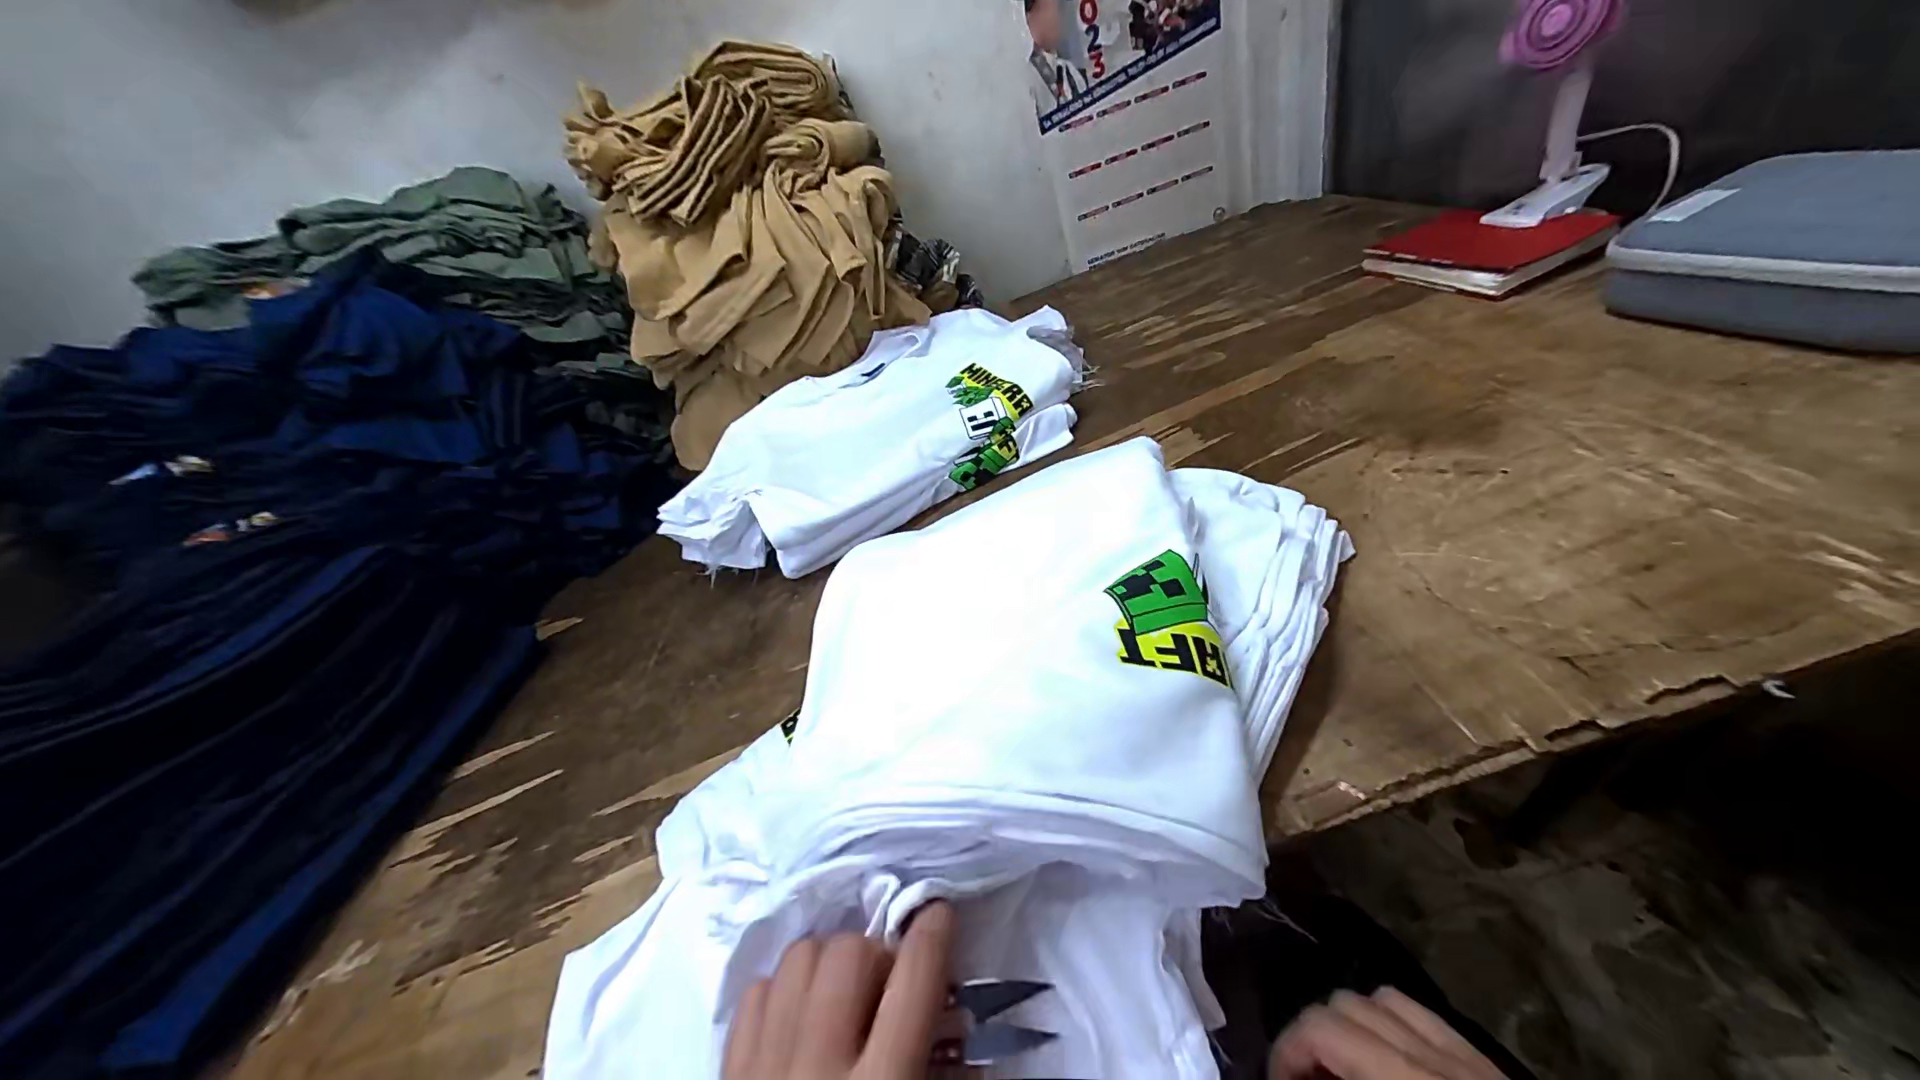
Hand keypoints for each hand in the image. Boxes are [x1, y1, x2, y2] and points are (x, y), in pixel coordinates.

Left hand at [724, 901, 954, 1079]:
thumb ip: (945, 1079)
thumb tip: (962, 1025)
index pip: (912, 988)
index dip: (931, 938)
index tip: (938, 912)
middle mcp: (818, 1072)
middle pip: (848, 956)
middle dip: (874, 954)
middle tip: (885, 985)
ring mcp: (763, 1071)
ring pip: (798, 960)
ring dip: (828, 963)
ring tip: (841, 996)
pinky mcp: (728, 1077)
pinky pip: (755, 993)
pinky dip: (782, 992)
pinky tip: (798, 1019)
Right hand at [1269, 988, 1510, 1079]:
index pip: (1323, 1030)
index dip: (1284, 1052)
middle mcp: (1437, 1062)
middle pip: (1341, 1006)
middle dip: (1309, 1042)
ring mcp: (1468, 1058)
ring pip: (1377, 999)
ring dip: (1345, 1028)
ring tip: (1342, 1073)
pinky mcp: (1488, 1066)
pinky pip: (1420, 1014)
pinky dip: (1387, 1025)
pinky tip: (1386, 1064)